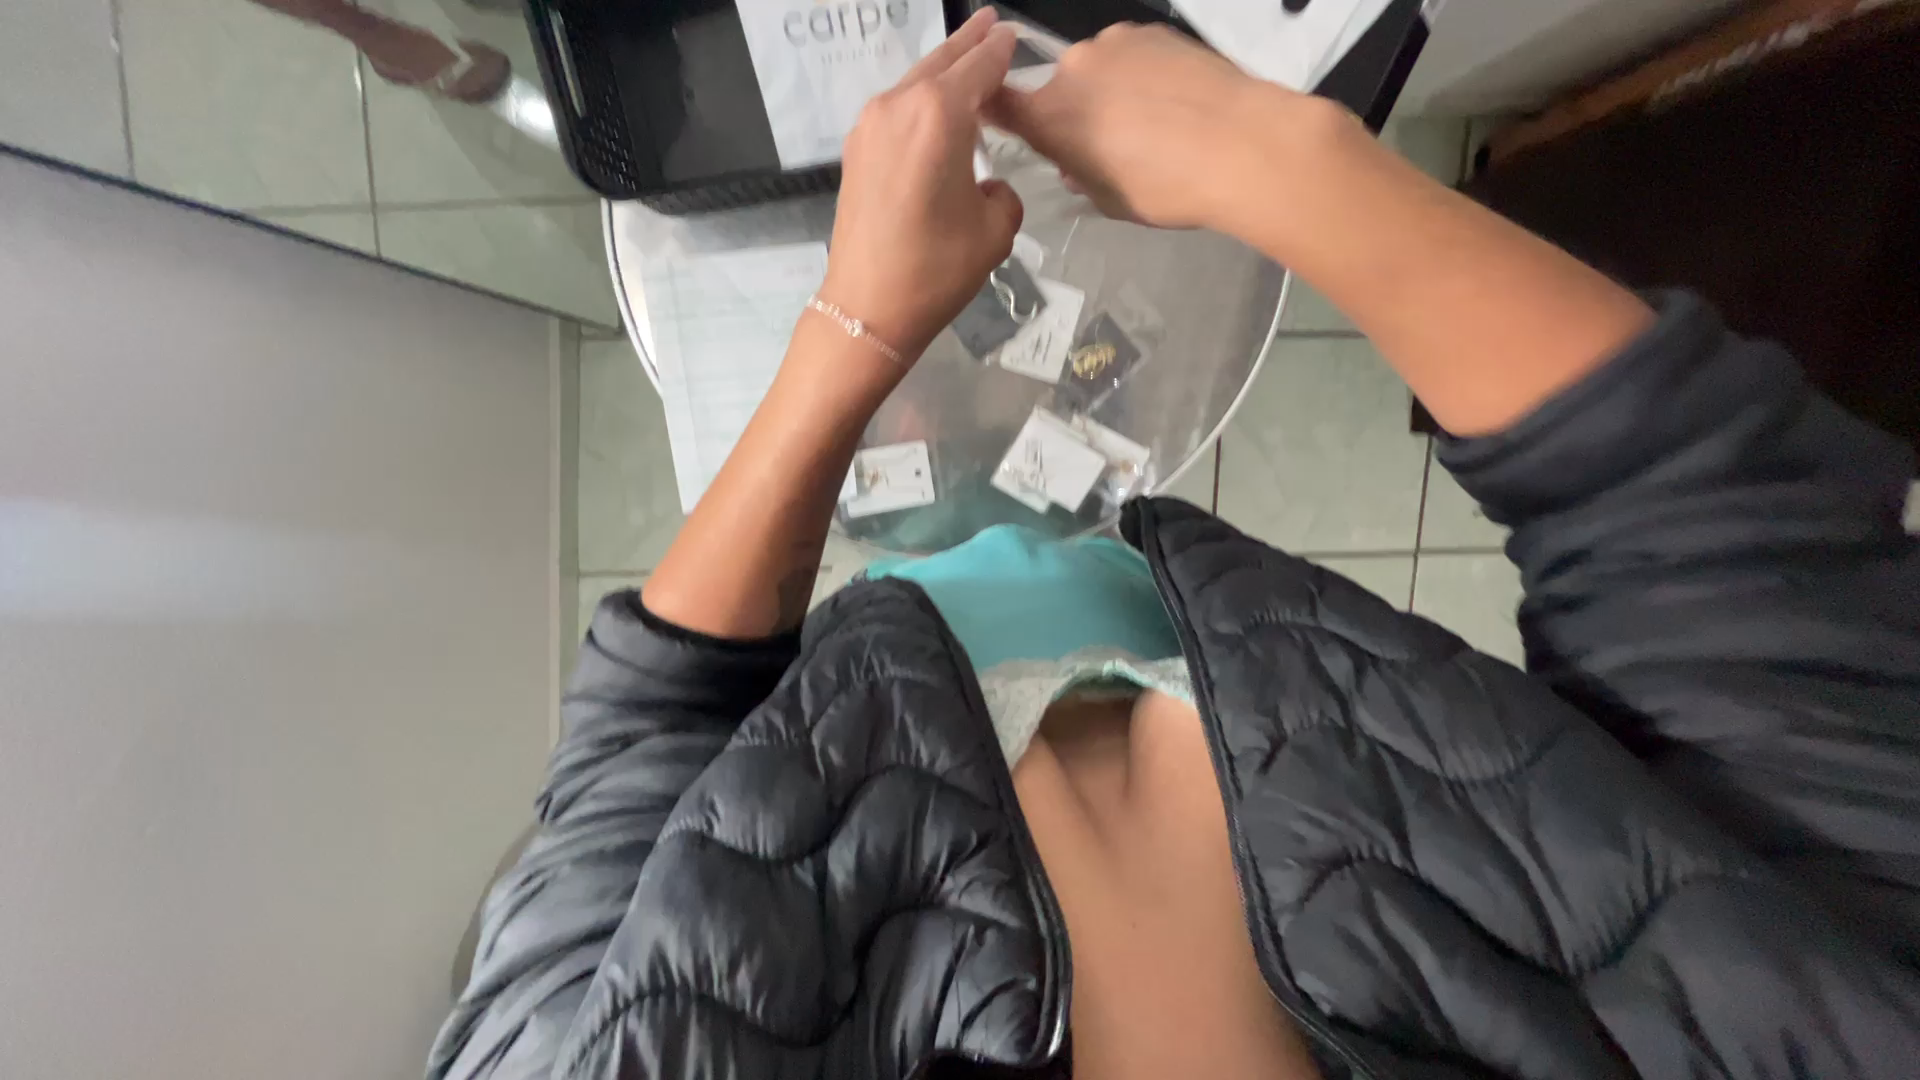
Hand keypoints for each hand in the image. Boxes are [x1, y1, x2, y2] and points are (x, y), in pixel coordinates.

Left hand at [816, 8, 1023, 361]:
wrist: (868, 309)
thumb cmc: (936, 271)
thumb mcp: (994, 232)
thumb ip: (1002, 195)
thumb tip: (986, 188)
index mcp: (938, 114)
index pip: (980, 67)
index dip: (1002, 53)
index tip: (1015, 40)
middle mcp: (898, 105)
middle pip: (942, 63)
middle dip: (970, 45)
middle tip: (991, 25)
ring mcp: (869, 126)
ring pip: (914, 84)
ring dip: (941, 72)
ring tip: (965, 59)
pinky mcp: (855, 152)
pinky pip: (895, 112)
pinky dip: (919, 103)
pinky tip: (933, 112)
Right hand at [986, 23, 1348, 232]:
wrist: (1242, 144)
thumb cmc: (1164, 187)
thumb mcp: (1109, 199)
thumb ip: (1081, 176)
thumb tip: (1077, 161)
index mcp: (1051, 118)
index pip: (1000, 105)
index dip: (996, 112)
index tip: (1005, 124)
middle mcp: (1074, 69)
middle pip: (1057, 91)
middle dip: (1072, 116)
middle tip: (1104, 149)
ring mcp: (1115, 42)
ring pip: (1096, 71)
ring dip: (1108, 94)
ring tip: (1148, 126)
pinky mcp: (1155, 30)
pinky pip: (1131, 56)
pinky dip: (1140, 76)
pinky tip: (1171, 103)